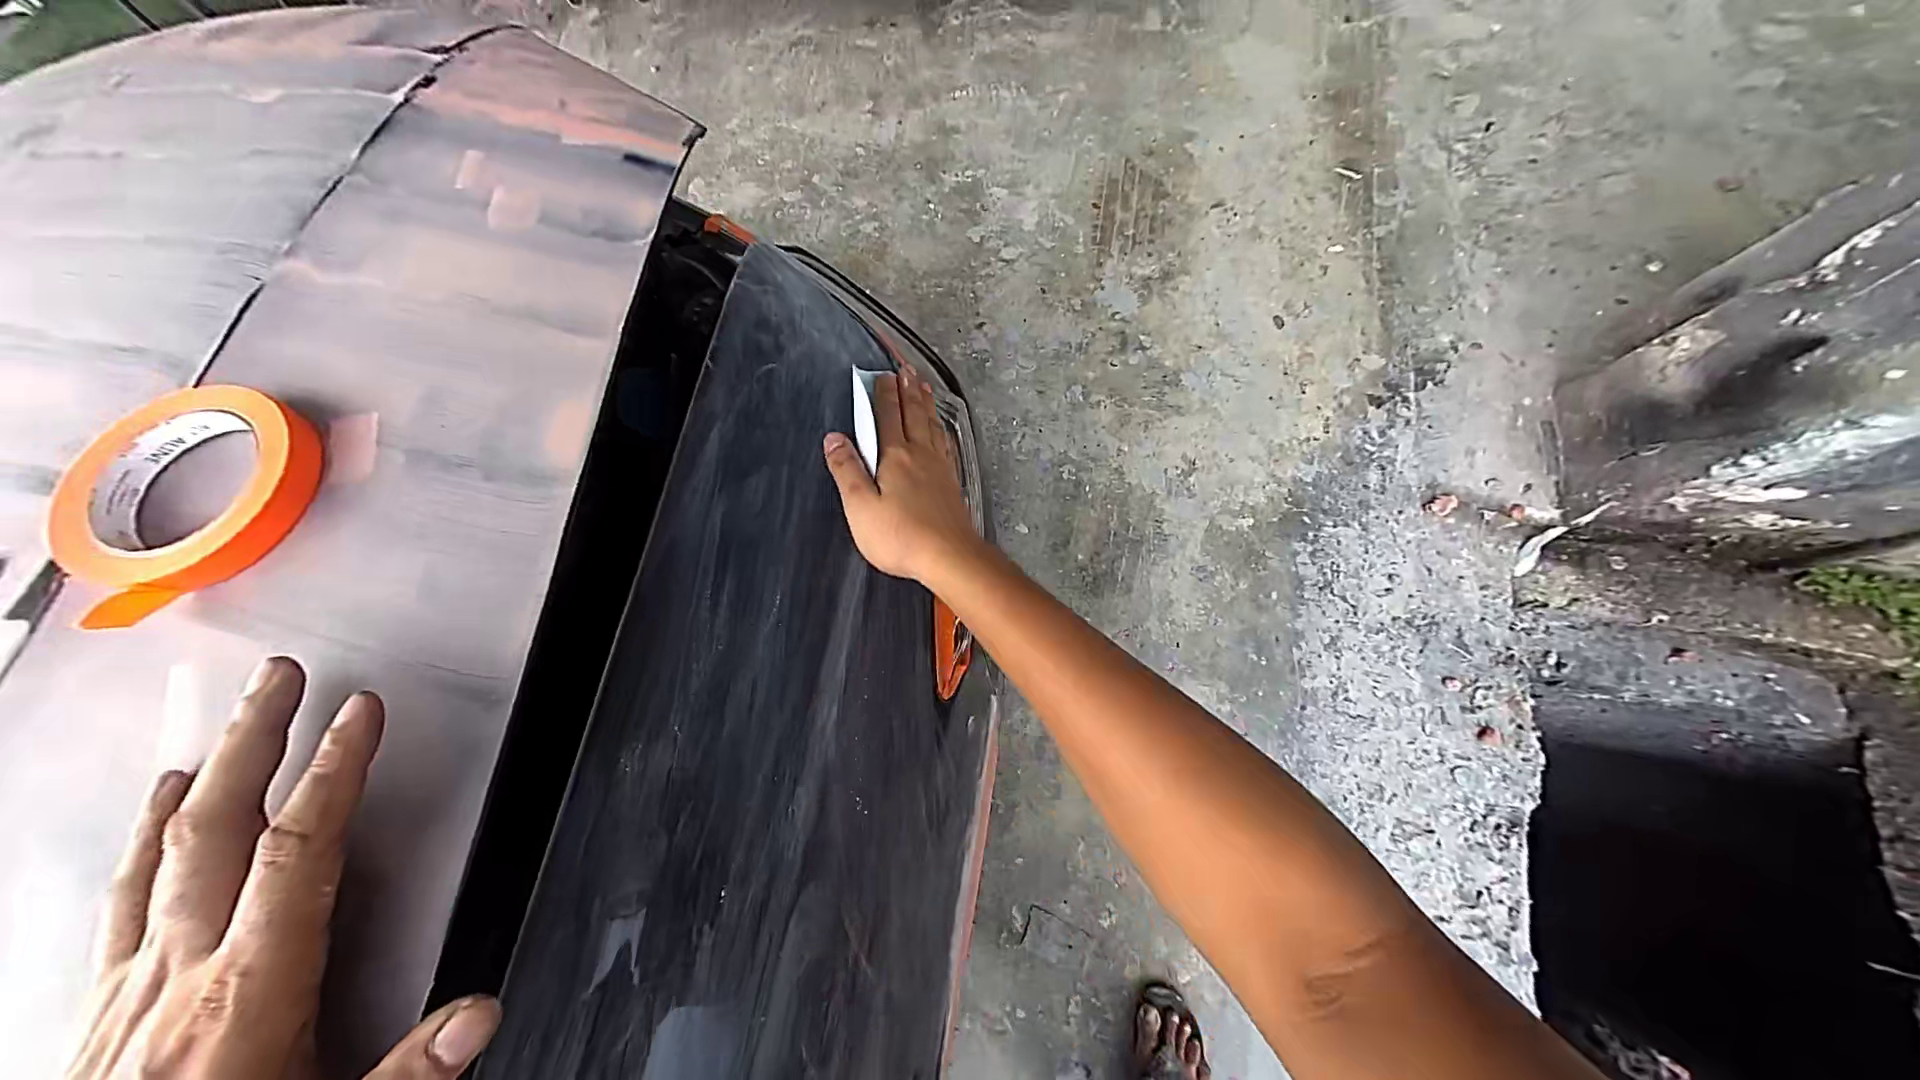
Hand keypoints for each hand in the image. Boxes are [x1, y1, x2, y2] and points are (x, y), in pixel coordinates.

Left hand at [68, 656, 499, 1079]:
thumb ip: (408, 1070)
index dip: (336, 772)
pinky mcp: (94, 1009)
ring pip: (161, 854)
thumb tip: (480, 1013)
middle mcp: (182, 974)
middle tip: (282, 681)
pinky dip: (142, 841)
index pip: (299, 850)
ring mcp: (127, 988)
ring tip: (223, 726)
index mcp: (250, 991)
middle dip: (256, 742)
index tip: (359, 716)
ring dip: (200, 776)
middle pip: (218, 828)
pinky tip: (153, 815)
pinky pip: (117, 901)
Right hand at [823, 367, 981, 581]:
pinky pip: (945, 446)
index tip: (880, 376)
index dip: (882, 394)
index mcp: (895, 457)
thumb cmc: (903, 537)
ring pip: (931, 426)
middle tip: (905, 371)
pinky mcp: (951, 485)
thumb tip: (834, 441)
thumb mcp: (860, 506)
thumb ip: (847, 470)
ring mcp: (940, 469)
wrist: (949, 556)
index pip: (886, 416)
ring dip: (925, 404)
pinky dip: (941, 430)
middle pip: (913, 414)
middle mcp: (921, 457)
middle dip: (907, 390)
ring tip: (924, 389)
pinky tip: (941, 433)